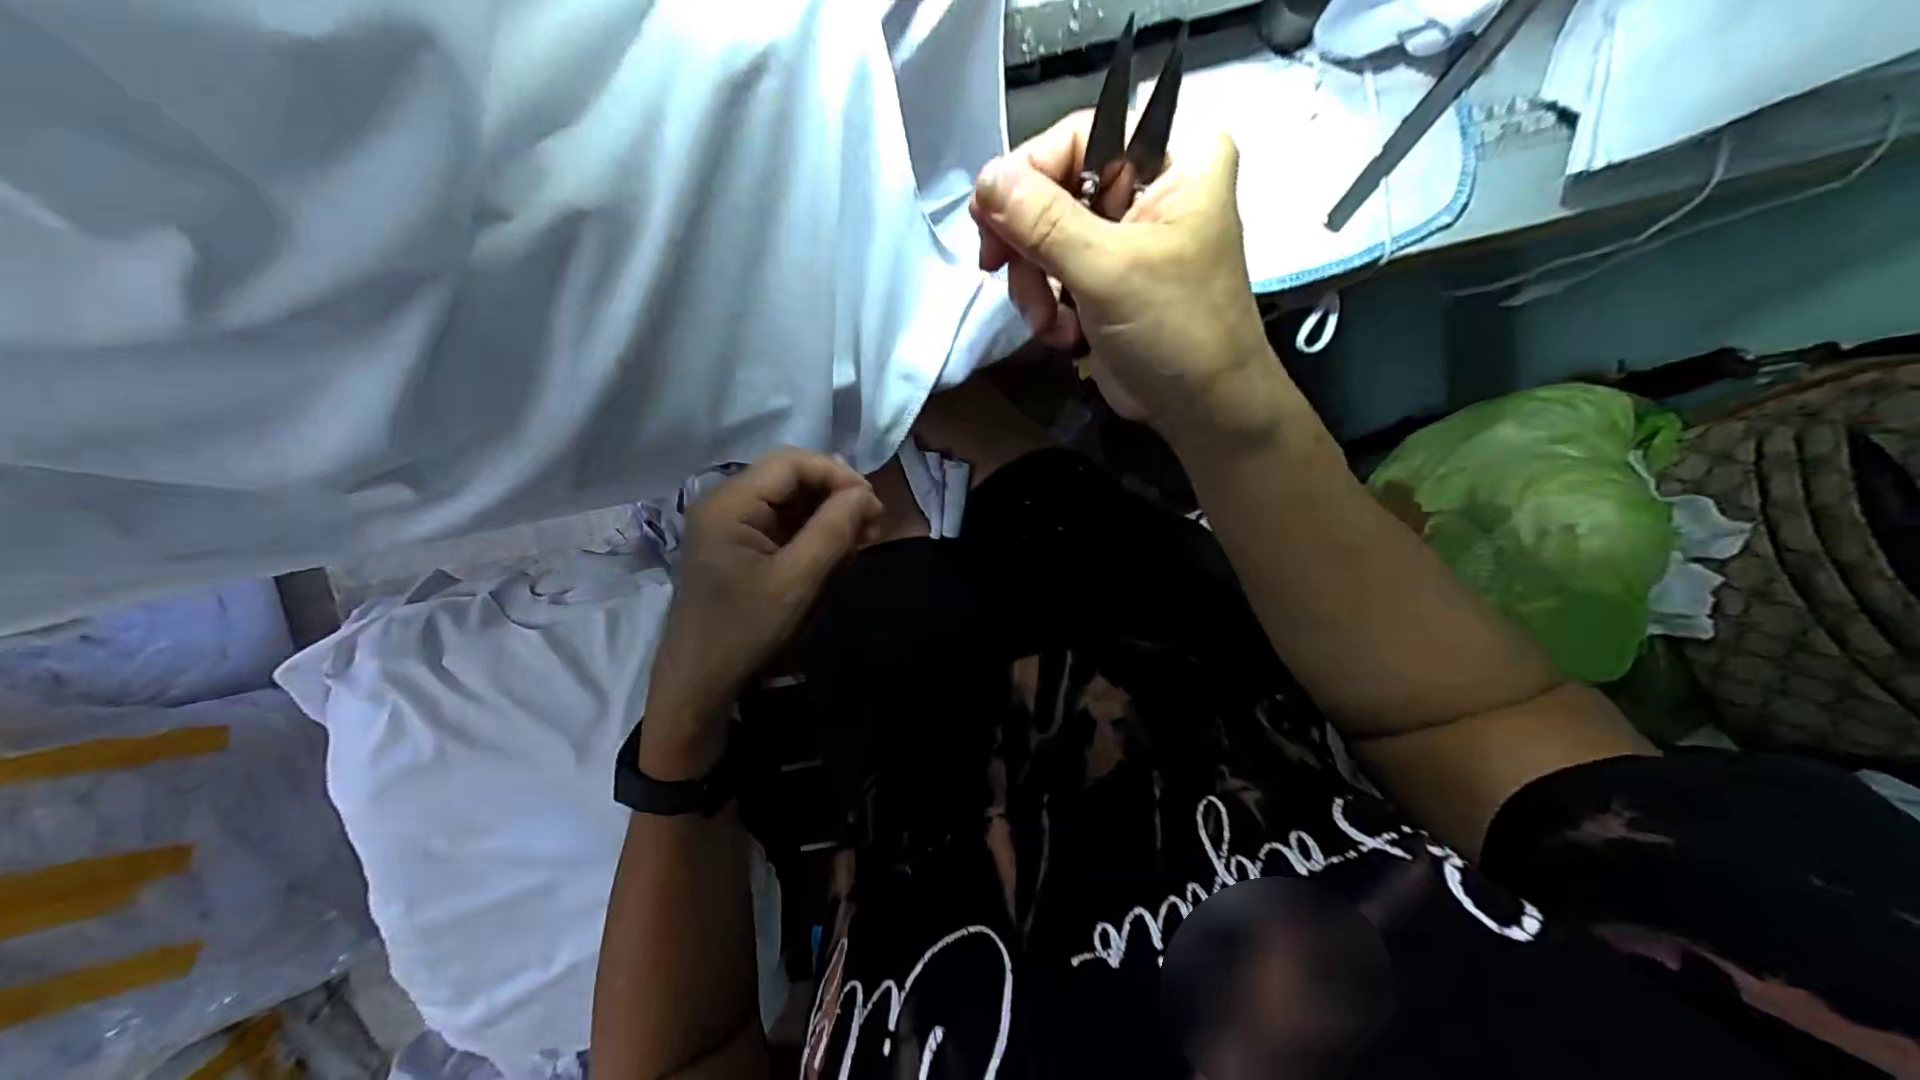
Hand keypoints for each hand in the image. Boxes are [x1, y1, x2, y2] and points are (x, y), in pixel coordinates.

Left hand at [640, 449, 882, 777]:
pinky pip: (782, 524)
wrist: (698, 682)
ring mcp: (730, 525)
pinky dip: (813, 534)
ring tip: (860, 542)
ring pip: (791, 500)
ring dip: (828, 515)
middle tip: (872, 527)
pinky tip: (837, 554)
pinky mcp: (738, 546)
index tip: (873, 506)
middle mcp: (725, 503)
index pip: (791, 463)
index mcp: (730, 504)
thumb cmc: (744, 631)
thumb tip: (866, 494)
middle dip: (836, 496)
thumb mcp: (796, 581)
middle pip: (791, 478)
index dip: (837, 475)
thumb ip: (832, 531)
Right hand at [971, 112, 1287, 445]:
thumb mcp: (1108, 271)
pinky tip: (1065, 336)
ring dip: (1035, 287)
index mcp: (1172, 158)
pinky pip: (1052, 273)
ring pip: (1044, 237)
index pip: (1077, 138)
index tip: (988, 223)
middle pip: (1053, 190)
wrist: (1203, 409)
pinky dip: (1048, 306)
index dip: (1026, 177)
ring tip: (1051, 326)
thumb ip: (1043, 222)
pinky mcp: (1106, 278)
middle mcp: (1147, 186)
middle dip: (1029, 248)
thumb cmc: (1175, 330)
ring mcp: (1124, 235)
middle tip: (1006, 278)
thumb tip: (983, 179)